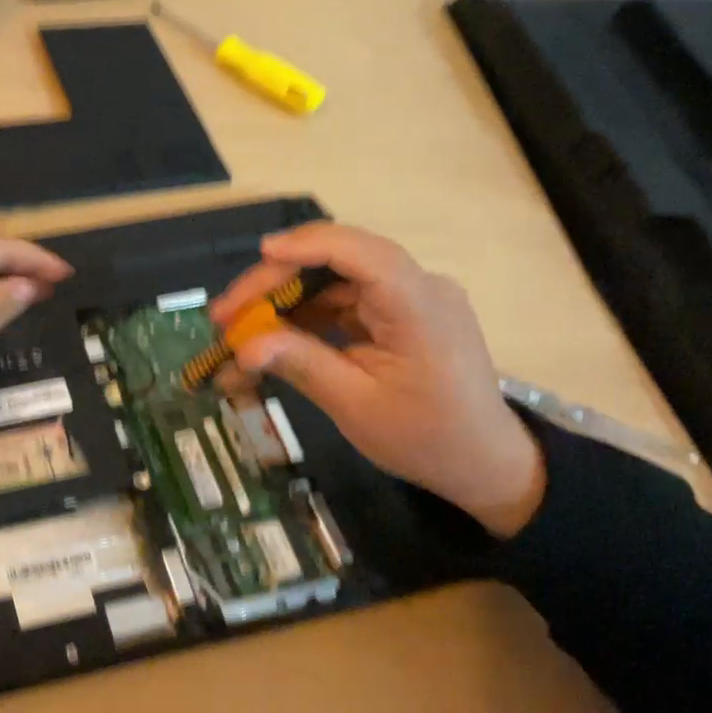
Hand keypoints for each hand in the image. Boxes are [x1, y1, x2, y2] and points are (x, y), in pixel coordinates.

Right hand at [210, 224, 545, 537]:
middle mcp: (416, 287)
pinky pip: (340, 298)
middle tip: (224, 314)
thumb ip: (301, 364)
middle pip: (334, 261)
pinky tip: (270, 334)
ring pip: (330, 277)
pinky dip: (302, 313)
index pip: (360, 253)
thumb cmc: (428, 438)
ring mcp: (407, 297)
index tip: (260, 255)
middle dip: (273, 281)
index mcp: (418, 306)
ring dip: (280, 297)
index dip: (306, 246)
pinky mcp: (396, 312)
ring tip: (236, 326)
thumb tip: (242, 347)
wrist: (487, 465)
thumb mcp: (357, 406)